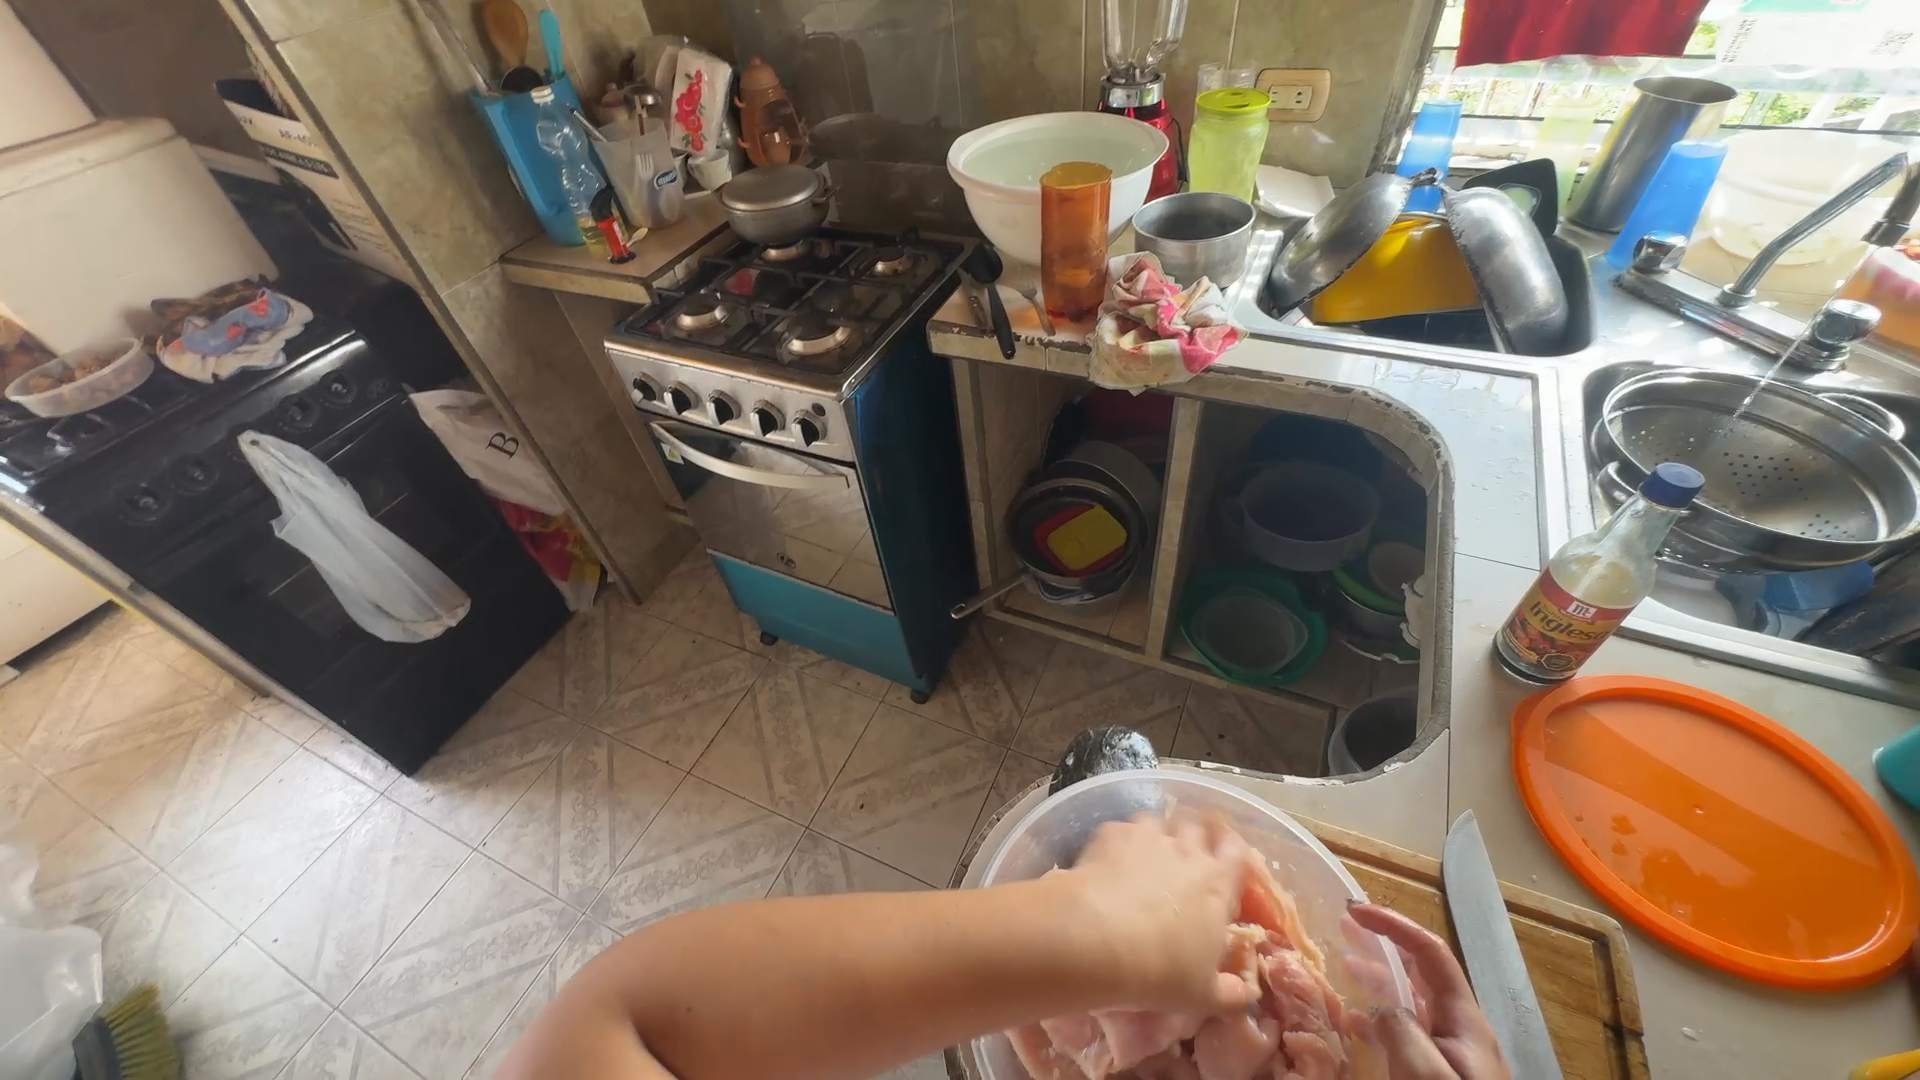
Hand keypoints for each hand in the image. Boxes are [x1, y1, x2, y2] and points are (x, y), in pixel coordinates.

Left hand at [1056, 814, 1257, 1014]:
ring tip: (1145, 856)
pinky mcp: (1113, 832)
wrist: (1098, 937)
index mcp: (1216, 884)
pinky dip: (1122, 840)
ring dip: (1157, 835)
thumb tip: (1247, 991)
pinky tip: (1111, 860)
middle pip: (1197, 828)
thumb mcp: (1203, 995)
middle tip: (1183, 859)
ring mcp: (1148, 836)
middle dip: (1193, 839)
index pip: (1235, 852)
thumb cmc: (1160, 970)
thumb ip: (1232, 992)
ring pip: (1159, 822)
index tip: (1224, 862)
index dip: (1231, 853)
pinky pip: (1124, 828)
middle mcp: (1186, 851)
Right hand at [1348, 903, 1509, 1079]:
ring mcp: (1452, 1058)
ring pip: (1412, 1000)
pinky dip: (1378, 1017)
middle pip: (1421, 971)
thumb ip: (1398, 1026)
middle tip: (1343, 927)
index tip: (1352, 911)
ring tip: (1343, 966)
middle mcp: (1460, 1031)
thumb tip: (1379, 1007)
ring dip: (1377, 976)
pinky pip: (1407, 1033)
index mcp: (1464, 1020)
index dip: (1392, 923)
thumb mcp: (1423, 1072)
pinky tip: (1355, 1022)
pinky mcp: (1438, 1078)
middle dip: (1382, 942)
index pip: (1429, 951)